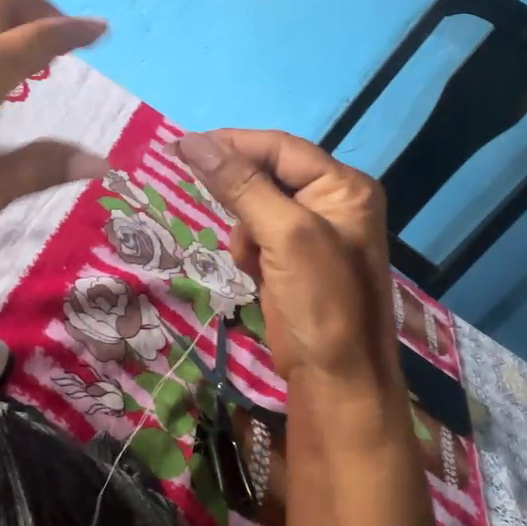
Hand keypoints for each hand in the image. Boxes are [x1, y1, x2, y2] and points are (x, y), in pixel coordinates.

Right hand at [174, 129, 397, 392]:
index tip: (182, 147)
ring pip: (258, 203)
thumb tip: (190, 140)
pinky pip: (260, 232)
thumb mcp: (283, 235)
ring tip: (249, 257)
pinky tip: (254, 272)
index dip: (232, 144)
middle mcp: (335, 200)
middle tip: (205, 200)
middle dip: (239, 194)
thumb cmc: (320, 304)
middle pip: (269, 172)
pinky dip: (249, 248)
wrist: (337, 385)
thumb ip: (240, 183)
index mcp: (345, 186)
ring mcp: (318, 231)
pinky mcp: (299, 258)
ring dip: (244, 226)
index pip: (280, 147)